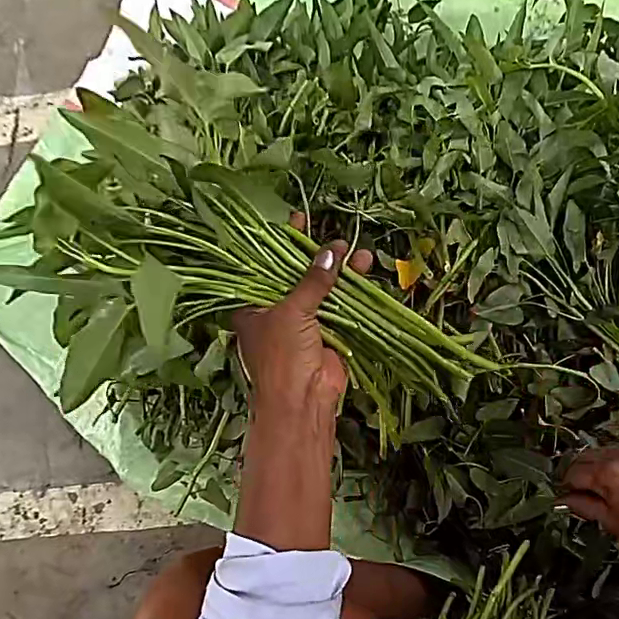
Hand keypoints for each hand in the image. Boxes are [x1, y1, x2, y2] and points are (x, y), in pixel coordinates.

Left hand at [229, 230, 371, 551]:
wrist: (302, 400)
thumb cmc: (282, 355)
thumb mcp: (291, 311)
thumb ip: (311, 280)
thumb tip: (331, 251)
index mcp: (253, 304)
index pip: (265, 264)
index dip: (280, 242)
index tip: (295, 218)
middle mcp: (277, 310)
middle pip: (298, 275)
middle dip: (317, 256)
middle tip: (334, 235)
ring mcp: (305, 322)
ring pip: (323, 290)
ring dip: (340, 272)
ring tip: (358, 253)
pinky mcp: (328, 333)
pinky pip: (341, 306)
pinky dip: (353, 291)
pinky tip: (364, 272)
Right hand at [558, 445, 618, 559]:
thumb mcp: (611, 521)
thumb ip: (583, 506)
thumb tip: (564, 500)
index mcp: (606, 472)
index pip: (572, 473)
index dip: (564, 487)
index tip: (564, 498)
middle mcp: (618, 455)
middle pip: (583, 458)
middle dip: (575, 475)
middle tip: (575, 495)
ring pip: (599, 454)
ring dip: (591, 469)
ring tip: (595, 492)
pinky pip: (617, 456)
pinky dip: (608, 466)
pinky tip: (613, 485)